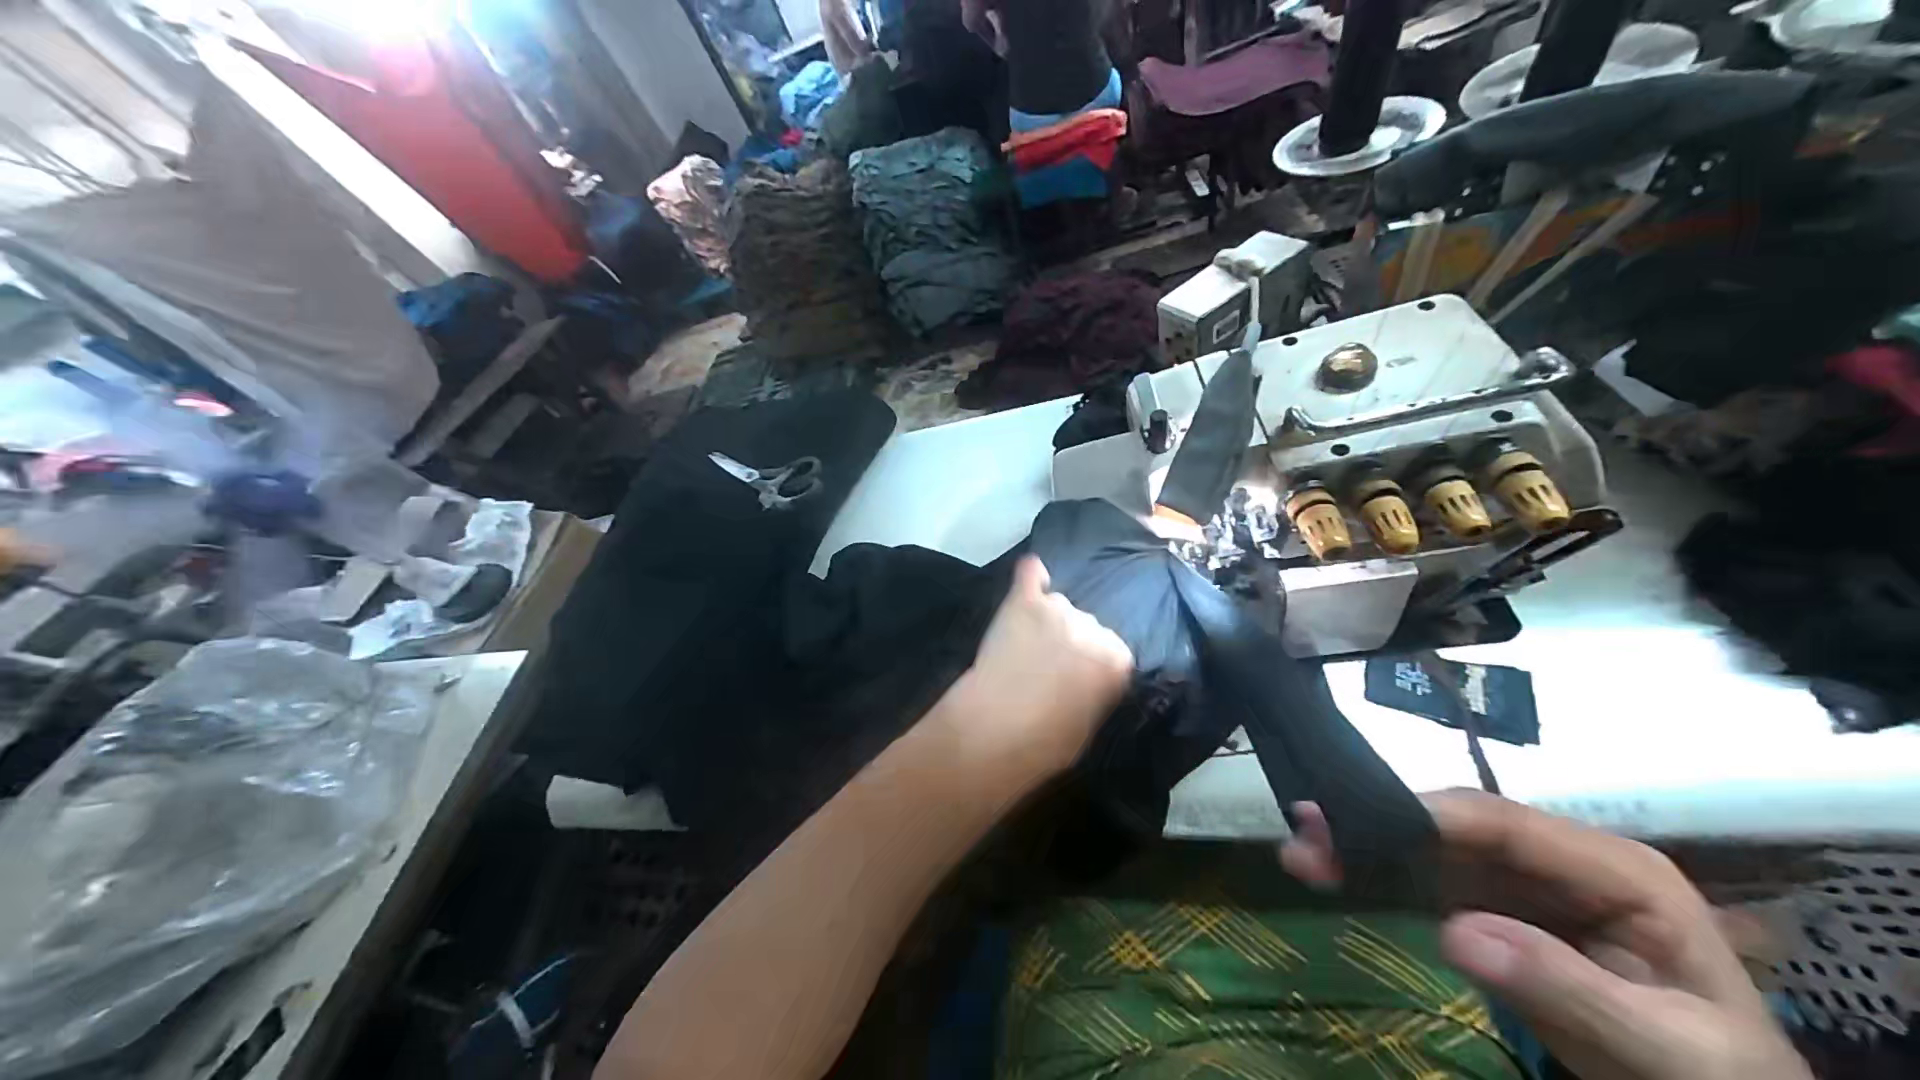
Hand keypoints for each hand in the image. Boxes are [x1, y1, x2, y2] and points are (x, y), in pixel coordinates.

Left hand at [931, 556, 1133, 783]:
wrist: (996, 728)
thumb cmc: (1045, 741)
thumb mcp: (1089, 724)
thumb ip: (1097, 692)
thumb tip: (1090, 683)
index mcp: (1117, 660)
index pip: (1113, 651)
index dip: (1092, 664)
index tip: (1077, 678)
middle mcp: (1093, 626)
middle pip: (1086, 624)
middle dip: (1071, 641)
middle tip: (1046, 667)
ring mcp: (1057, 609)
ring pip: (1057, 604)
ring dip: (1047, 620)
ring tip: (1024, 645)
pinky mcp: (1021, 602)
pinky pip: (1031, 573)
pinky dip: (1031, 575)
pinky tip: (1030, 575)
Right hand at [1280, 791, 1809, 1079]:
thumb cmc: (1712, 1074)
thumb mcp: (1667, 1047)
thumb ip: (1569, 987)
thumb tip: (1455, 931)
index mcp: (1615, 869)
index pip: (1508, 826)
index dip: (1430, 817)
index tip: (1357, 819)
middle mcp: (1556, 860)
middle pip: (1454, 829)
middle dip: (1379, 826)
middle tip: (1307, 828)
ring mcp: (1520, 883)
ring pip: (1428, 851)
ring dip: (1364, 848)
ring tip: (1300, 852)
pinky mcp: (1491, 910)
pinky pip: (1425, 885)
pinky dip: (1376, 879)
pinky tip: (1330, 872)